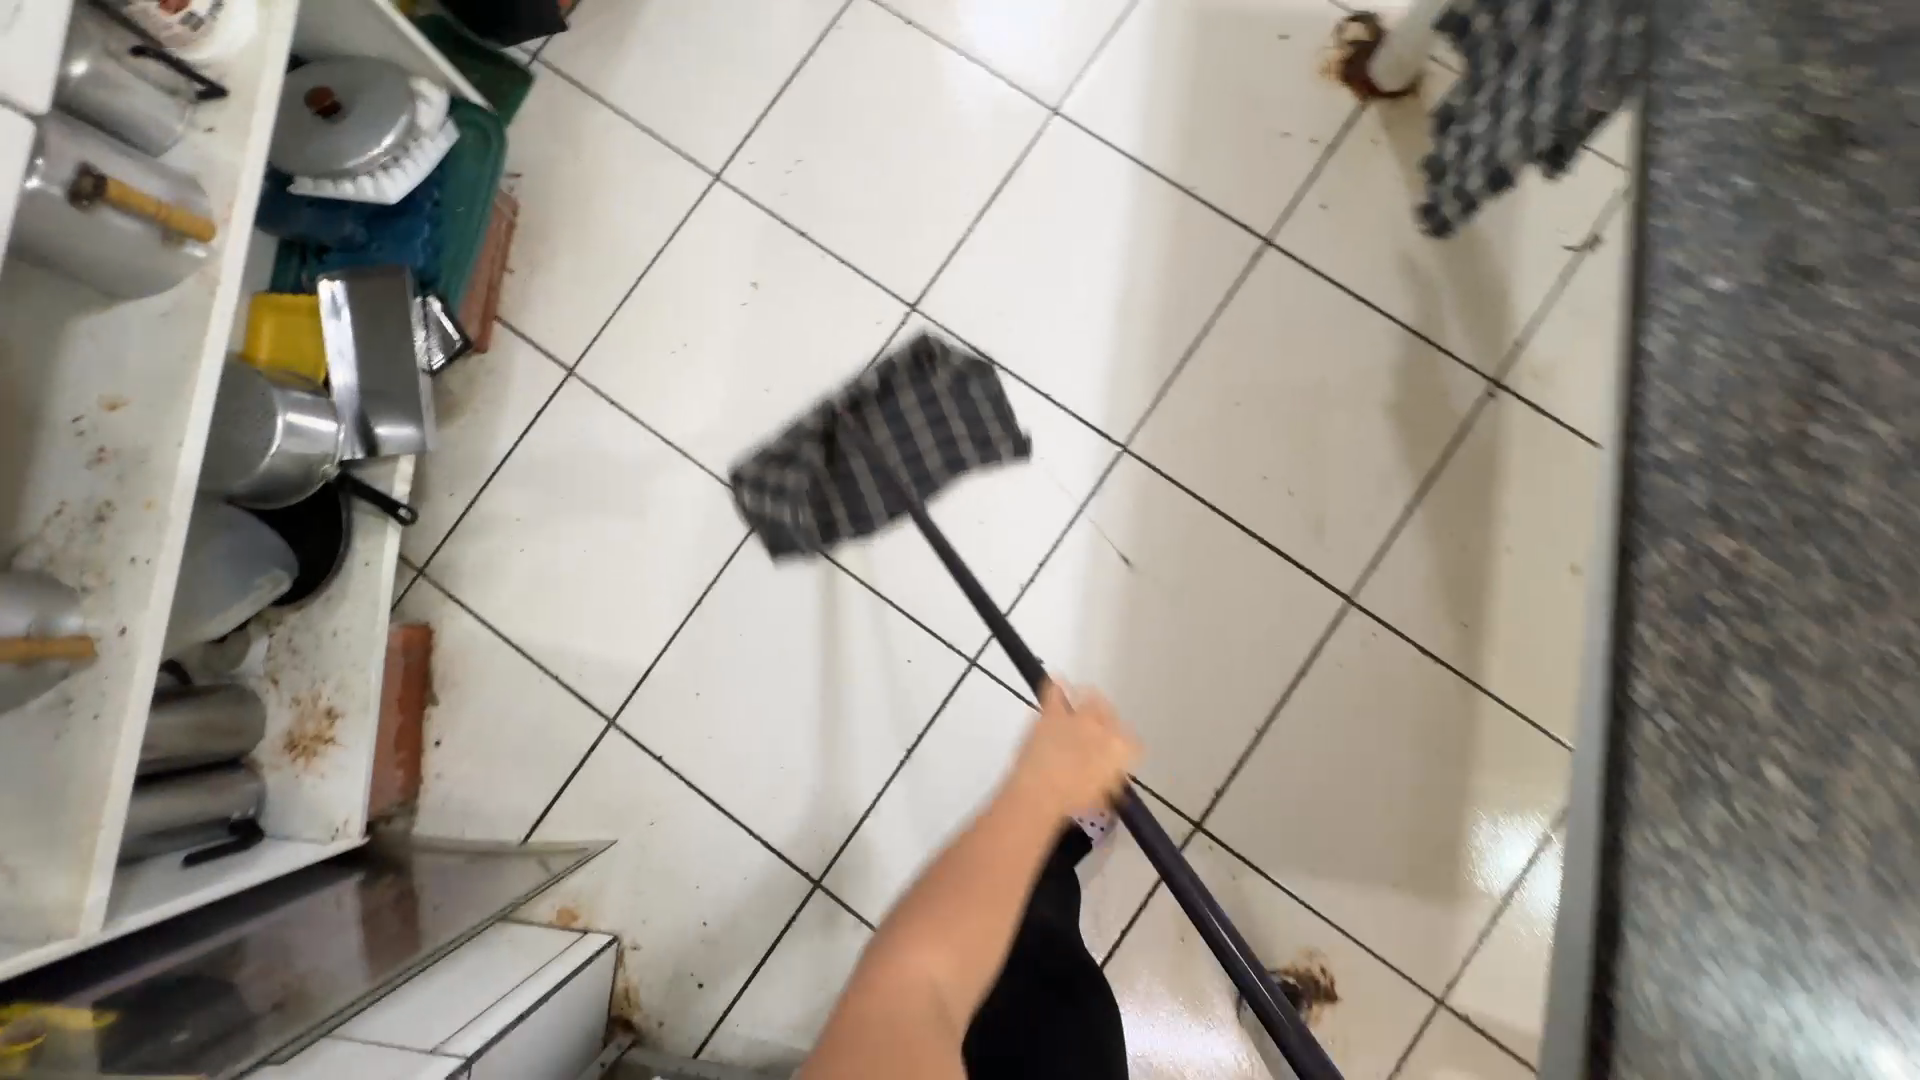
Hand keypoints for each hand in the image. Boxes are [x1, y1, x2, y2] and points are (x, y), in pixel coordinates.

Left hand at [1004, 680, 1139, 818]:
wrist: (1040, 791)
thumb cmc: (1073, 800)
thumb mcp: (1101, 795)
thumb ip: (1110, 780)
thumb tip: (1111, 780)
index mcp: (1121, 749)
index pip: (1133, 743)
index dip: (1126, 750)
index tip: (1118, 757)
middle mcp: (1103, 727)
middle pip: (1113, 717)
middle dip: (1109, 724)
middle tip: (1100, 735)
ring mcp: (1078, 716)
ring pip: (1091, 698)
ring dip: (1090, 703)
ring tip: (1085, 708)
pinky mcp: (1052, 712)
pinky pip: (1056, 691)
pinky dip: (1057, 686)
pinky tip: (1058, 682)